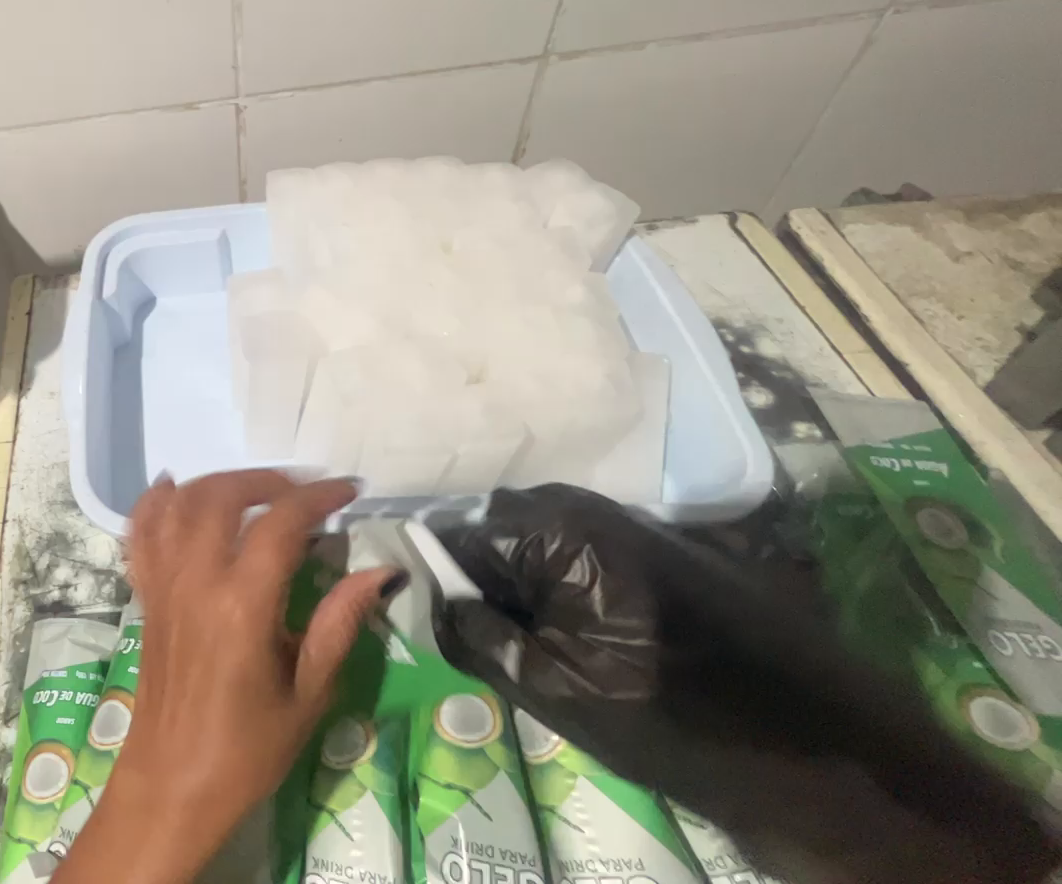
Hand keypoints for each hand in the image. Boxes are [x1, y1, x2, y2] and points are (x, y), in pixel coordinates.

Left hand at [54, 470, 401, 883]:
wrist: (173, 781)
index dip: (317, 496)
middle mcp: (196, 581)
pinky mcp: (145, 594)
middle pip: (222, 495)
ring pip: (179, 503)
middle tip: (301, 493)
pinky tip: (174, 490)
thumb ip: (339, 623)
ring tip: (254, 492)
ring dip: (217, 483)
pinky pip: (140, 532)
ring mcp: (163, 583)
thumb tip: (380, 572)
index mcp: (242, 605)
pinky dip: (155, 502)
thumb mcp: (308, 693)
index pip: (280, 522)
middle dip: (266, 480)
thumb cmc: (247, 747)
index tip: (347, 490)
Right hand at [435, 483, 1059, 883]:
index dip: (445, 578)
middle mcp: (595, 506)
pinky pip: (593, 549)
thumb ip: (472, 634)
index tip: (448, 619)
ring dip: (531, 577)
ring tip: (542, 636)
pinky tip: (593, 632)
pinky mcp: (674, 547)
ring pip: (549, 538)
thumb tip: (434, 598)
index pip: (460, 535)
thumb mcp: (547, 688)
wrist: (826, 756)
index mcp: (558, 527)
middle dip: (488, 573)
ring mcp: (640, 522)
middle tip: (496, 633)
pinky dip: (573, 581)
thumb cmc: (669, 719)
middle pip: (503, 527)